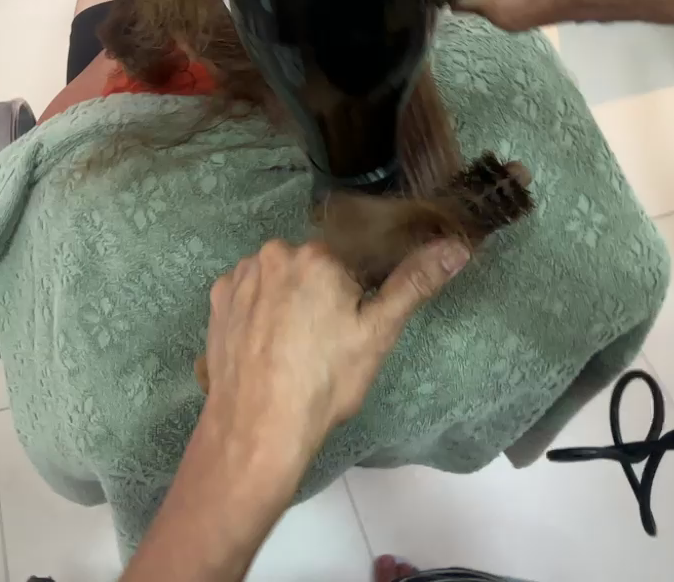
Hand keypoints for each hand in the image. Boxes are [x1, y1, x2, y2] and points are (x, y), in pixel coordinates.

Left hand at [198, 238, 470, 470]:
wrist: (257, 427)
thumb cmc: (325, 381)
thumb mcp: (378, 333)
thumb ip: (414, 282)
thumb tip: (456, 245)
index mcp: (316, 254)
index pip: (347, 260)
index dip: (352, 293)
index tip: (349, 325)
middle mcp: (273, 252)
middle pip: (309, 266)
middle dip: (318, 293)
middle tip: (322, 341)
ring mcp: (240, 274)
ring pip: (277, 277)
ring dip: (285, 298)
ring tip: (291, 346)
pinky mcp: (217, 297)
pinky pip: (247, 292)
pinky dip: (256, 309)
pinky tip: (264, 343)